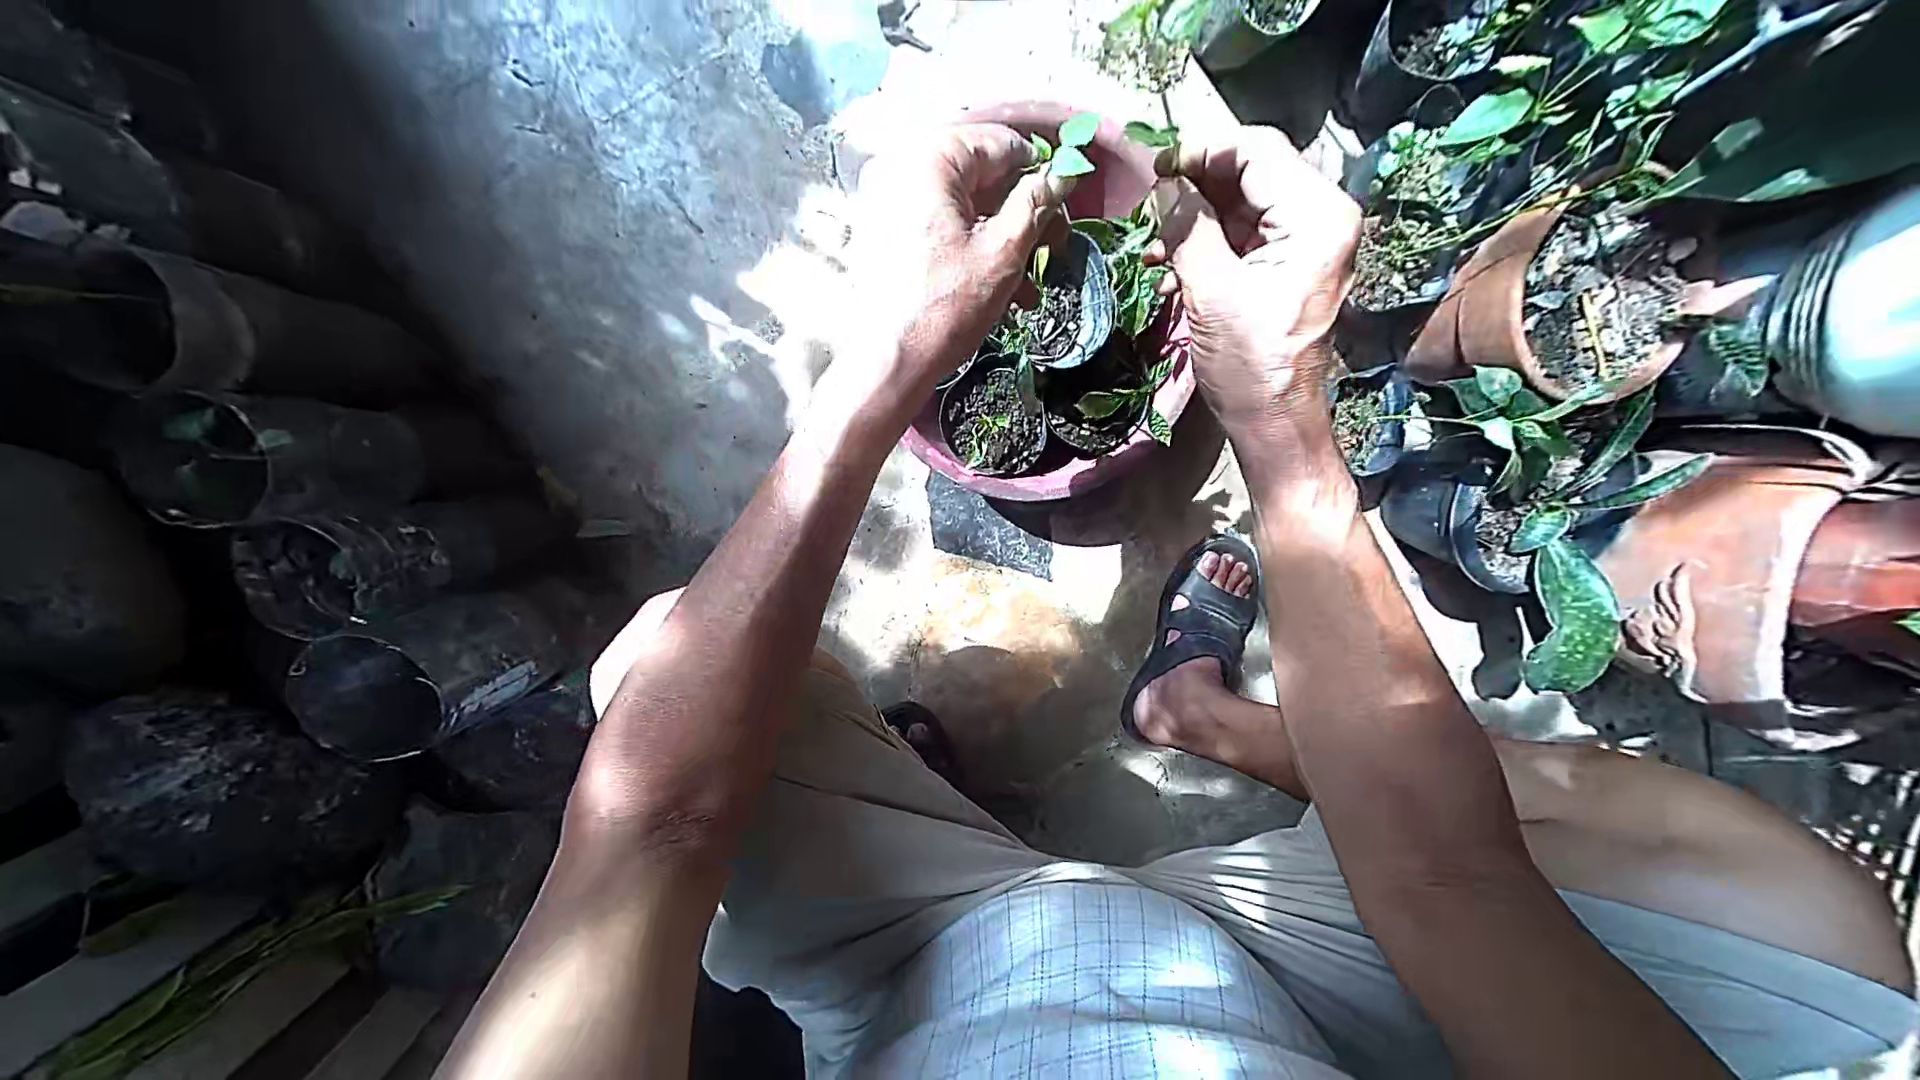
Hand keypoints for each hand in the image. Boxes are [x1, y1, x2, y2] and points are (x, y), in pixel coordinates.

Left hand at [840, 123, 1071, 403]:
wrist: (889, 361)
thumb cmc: (943, 308)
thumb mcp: (1002, 254)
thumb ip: (1035, 205)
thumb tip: (1061, 175)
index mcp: (929, 160)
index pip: (1001, 144)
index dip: (1039, 174)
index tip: (1062, 207)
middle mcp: (902, 171)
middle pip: (981, 178)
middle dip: (1021, 216)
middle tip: (1051, 248)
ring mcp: (890, 205)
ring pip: (964, 210)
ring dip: (1003, 243)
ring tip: (1029, 286)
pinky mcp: (888, 238)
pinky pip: (941, 231)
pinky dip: (972, 252)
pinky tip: (1000, 290)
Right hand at [1145, 127, 1360, 432]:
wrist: (1271, 420)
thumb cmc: (1251, 365)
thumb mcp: (1213, 294)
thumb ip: (1188, 231)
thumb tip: (1164, 186)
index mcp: (1316, 217)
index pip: (1257, 151)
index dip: (1202, 153)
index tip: (1156, 171)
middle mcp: (1318, 220)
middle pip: (1248, 176)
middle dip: (1192, 192)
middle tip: (1148, 214)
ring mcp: (1301, 246)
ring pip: (1238, 209)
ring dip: (1190, 225)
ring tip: (1152, 253)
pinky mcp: (1282, 270)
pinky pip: (1239, 241)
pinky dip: (1202, 249)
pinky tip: (1169, 272)